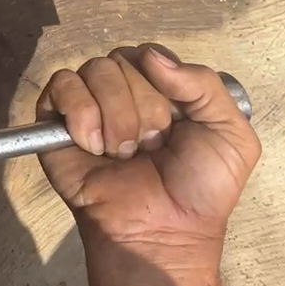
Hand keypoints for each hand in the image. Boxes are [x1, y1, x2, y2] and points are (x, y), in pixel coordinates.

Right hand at [35, 44, 259, 262]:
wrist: (159, 231)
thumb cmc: (198, 189)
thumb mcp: (230, 136)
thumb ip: (205, 86)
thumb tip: (151, 57)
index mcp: (160, 87)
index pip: (151, 54)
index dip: (162, 86)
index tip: (174, 126)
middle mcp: (120, 88)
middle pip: (121, 60)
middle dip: (140, 109)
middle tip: (148, 147)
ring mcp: (86, 101)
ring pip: (94, 70)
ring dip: (114, 117)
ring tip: (120, 153)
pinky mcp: (54, 116)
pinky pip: (62, 84)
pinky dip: (80, 115)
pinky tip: (92, 146)